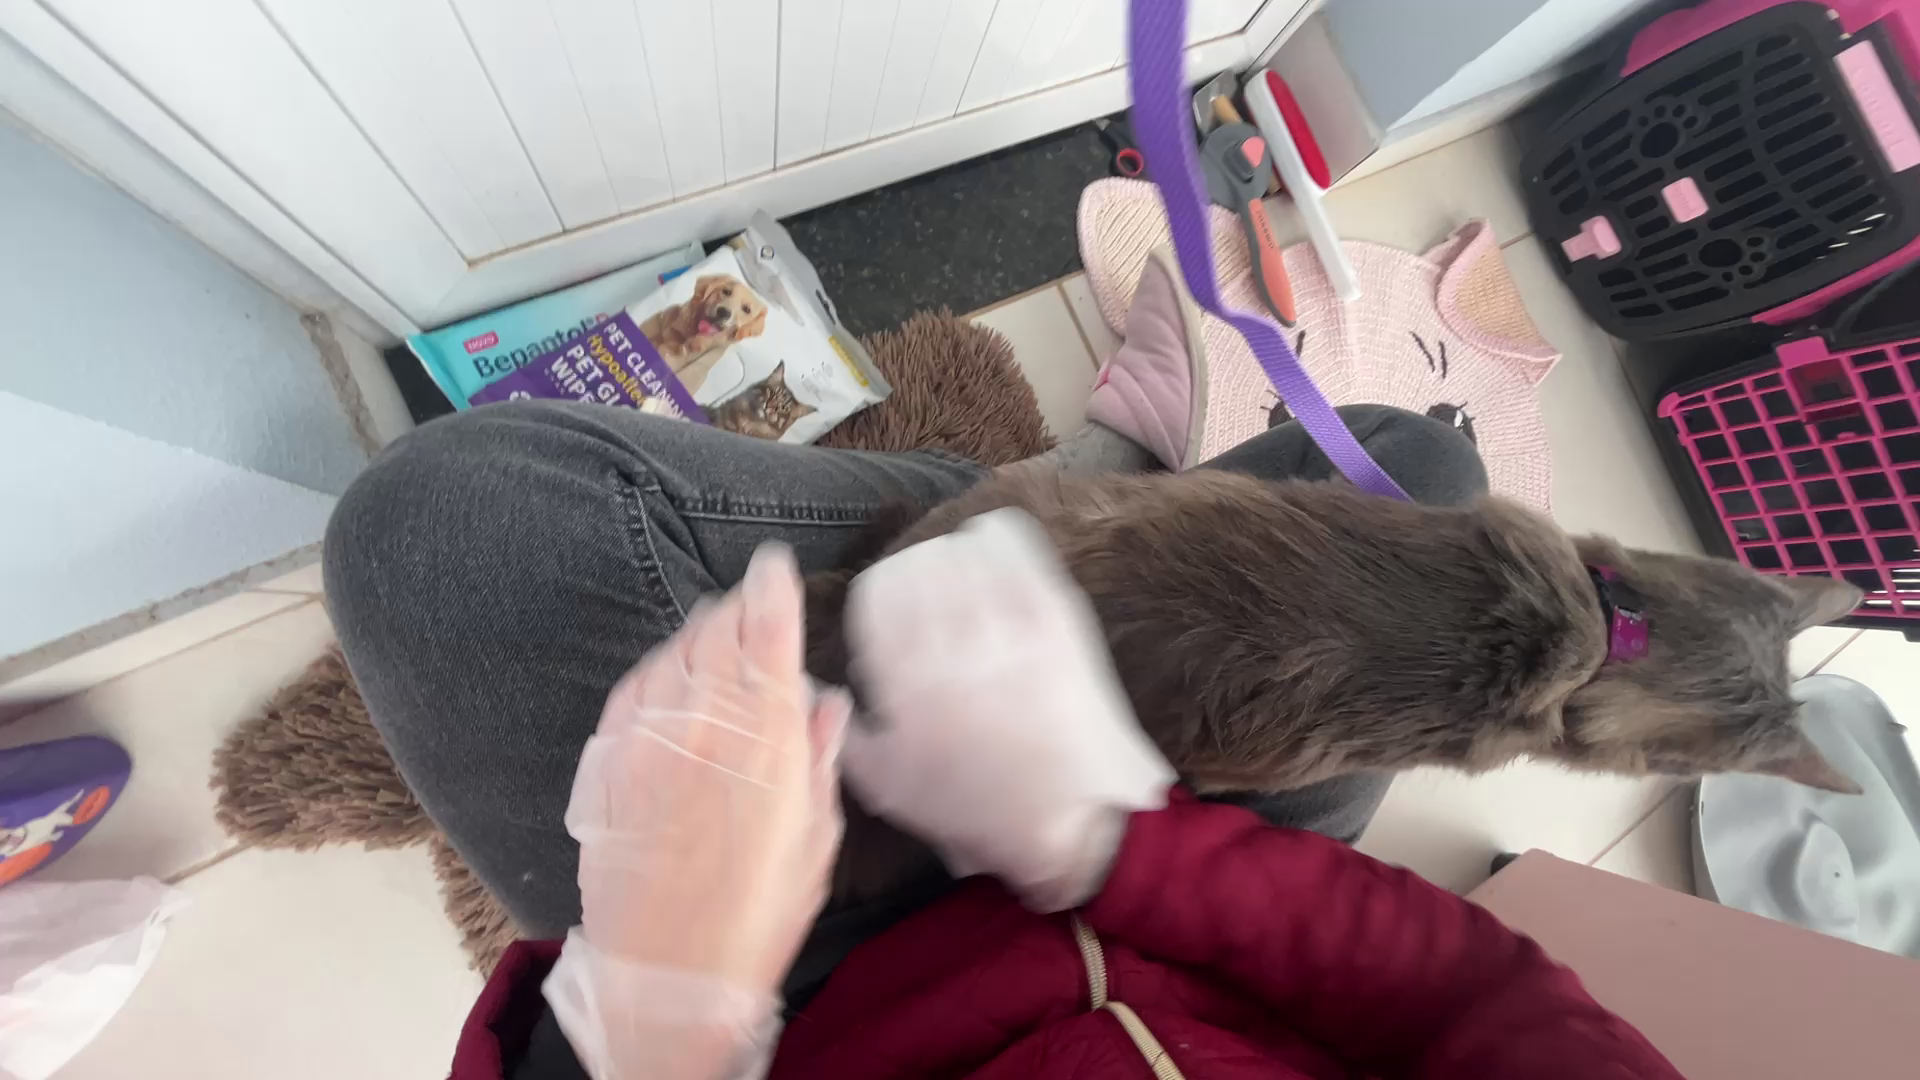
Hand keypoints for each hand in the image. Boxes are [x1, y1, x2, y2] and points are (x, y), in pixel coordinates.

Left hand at [544, 544, 847, 1079]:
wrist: (665, 979)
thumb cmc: (758, 912)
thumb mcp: (815, 837)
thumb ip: (820, 757)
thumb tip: (824, 702)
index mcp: (769, 738)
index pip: (770, 635)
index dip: (772, 588)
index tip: (773, 563)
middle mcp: (709, 724)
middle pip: (721, 630)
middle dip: (739, 607)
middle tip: (751, 604)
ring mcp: (653, 739)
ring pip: (677, 649)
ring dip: (701, 629)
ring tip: (717, 628)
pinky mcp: (612, 762)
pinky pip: (634, 686)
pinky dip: (657, 664)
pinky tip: (671, 668)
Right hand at [843, 508, 1173, 911]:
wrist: (1070, 815)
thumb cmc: (972, 802)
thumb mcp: (884, 781)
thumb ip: (837, 725)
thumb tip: (800, 681)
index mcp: (903, 675)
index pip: (874, 592)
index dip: (878, 595)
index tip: (890, 611)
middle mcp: (949, 639)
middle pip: (915, 562)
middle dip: (912, 575)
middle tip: (925, 597)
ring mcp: (1005, 621)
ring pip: (958, 547)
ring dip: (950, 558)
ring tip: (958, 582)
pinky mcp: (1052, 610)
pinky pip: (1011, 543)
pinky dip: (993, 538)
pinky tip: (990, 554)